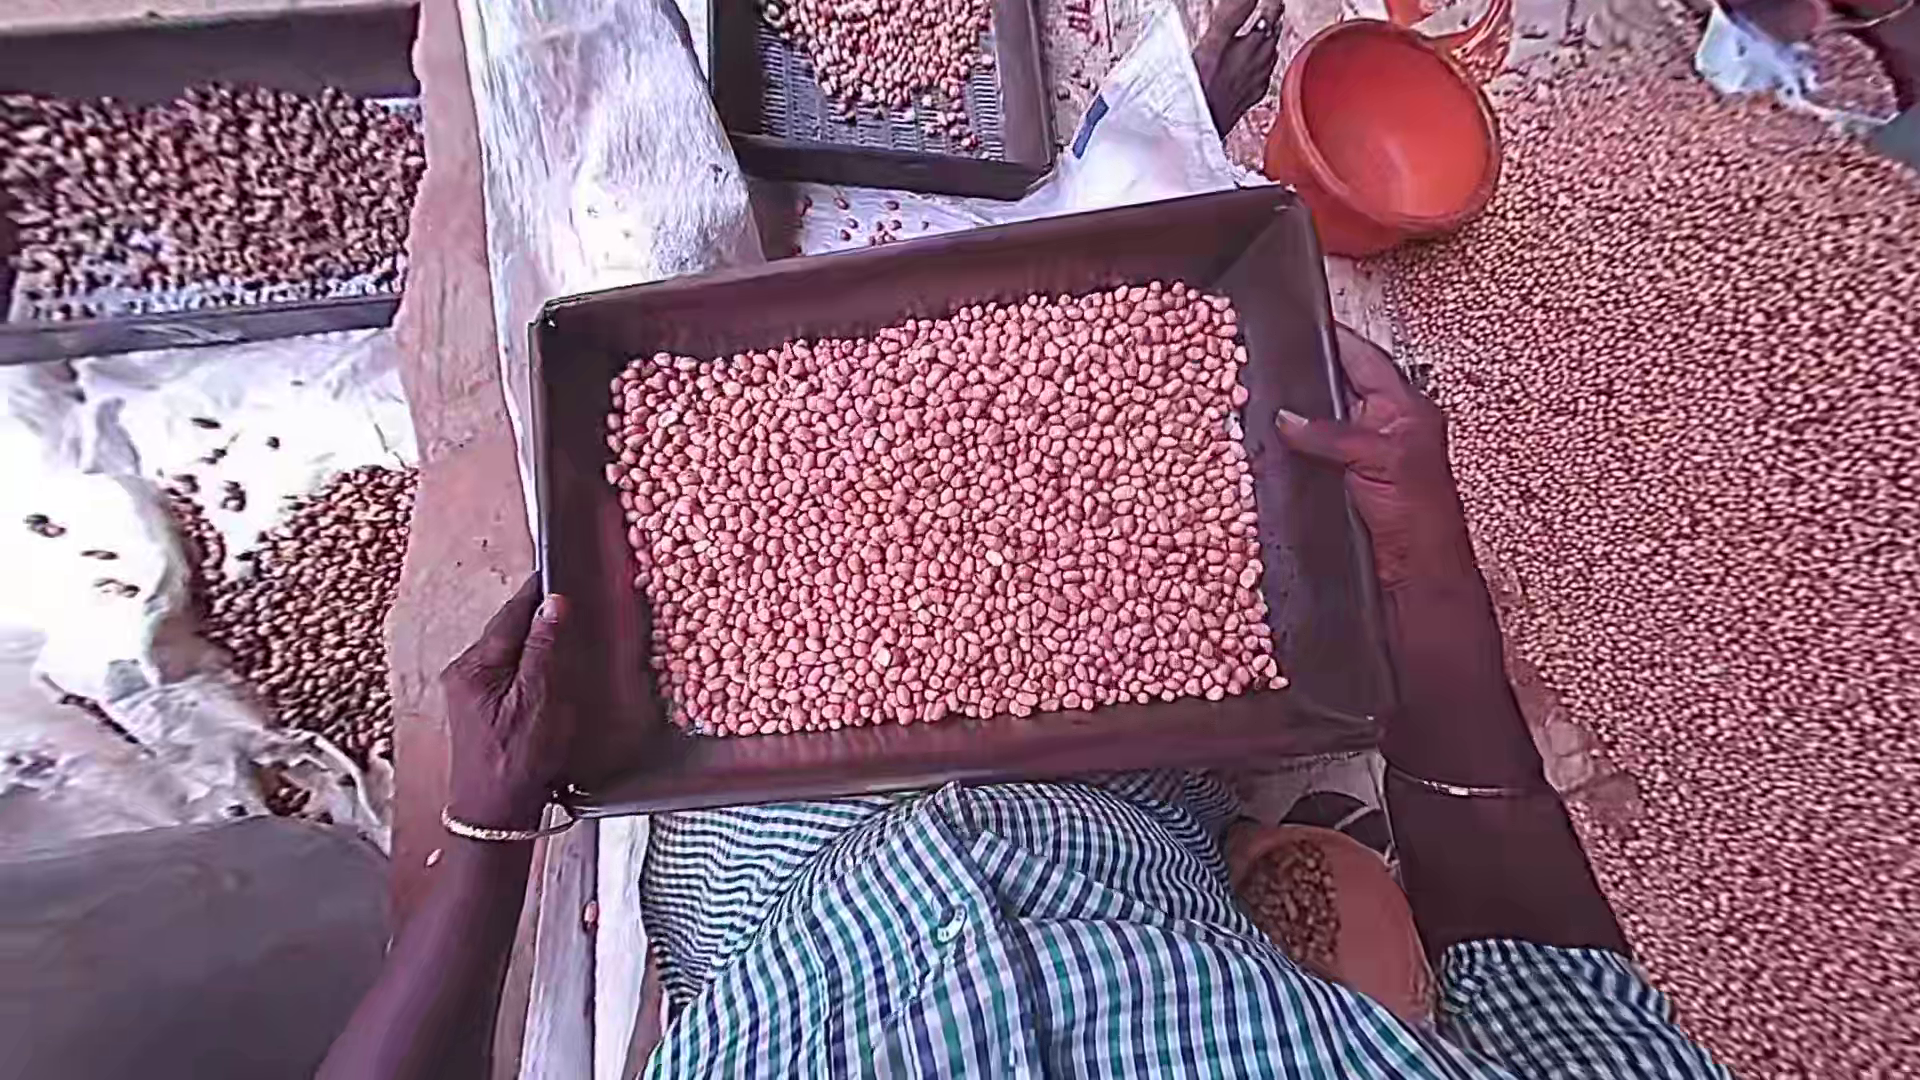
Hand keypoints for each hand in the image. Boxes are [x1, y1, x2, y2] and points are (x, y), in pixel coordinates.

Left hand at [441, 575, 573, 830]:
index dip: (536, 591)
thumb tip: (553, 602)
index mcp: (475, 666)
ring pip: (507, 645)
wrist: (495, 809)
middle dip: (535, 607)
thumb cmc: (519, 754)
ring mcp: (470, 688)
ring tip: (566, 615)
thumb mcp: (537, 698)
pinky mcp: (480, 702)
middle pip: (506, 627)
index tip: (558, 566)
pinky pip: (508, 662)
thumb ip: (542, 648)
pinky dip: (530, 650)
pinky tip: (550, 652)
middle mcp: (465, 670)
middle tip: (571, 590)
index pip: (511, 615)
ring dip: (533, 629)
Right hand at [1275, 326, 1478, 594]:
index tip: (1302, 322)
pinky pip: (1307, 450)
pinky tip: (1264, 442)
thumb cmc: (1416, 512)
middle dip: (1302, 376)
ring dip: (1291, 413)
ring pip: (1317, 420)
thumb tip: (1284, 417)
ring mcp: (1357, 452)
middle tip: (1264, 360)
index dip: (1335, 339)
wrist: (1413, 567)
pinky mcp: (1338, 476)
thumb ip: (1334, 434)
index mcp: (1403, 408)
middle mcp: (1379, 424)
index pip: (1363, 359)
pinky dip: (1287, 444)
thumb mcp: (1380, 459)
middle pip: (1335, 388)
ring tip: (1254, 396)